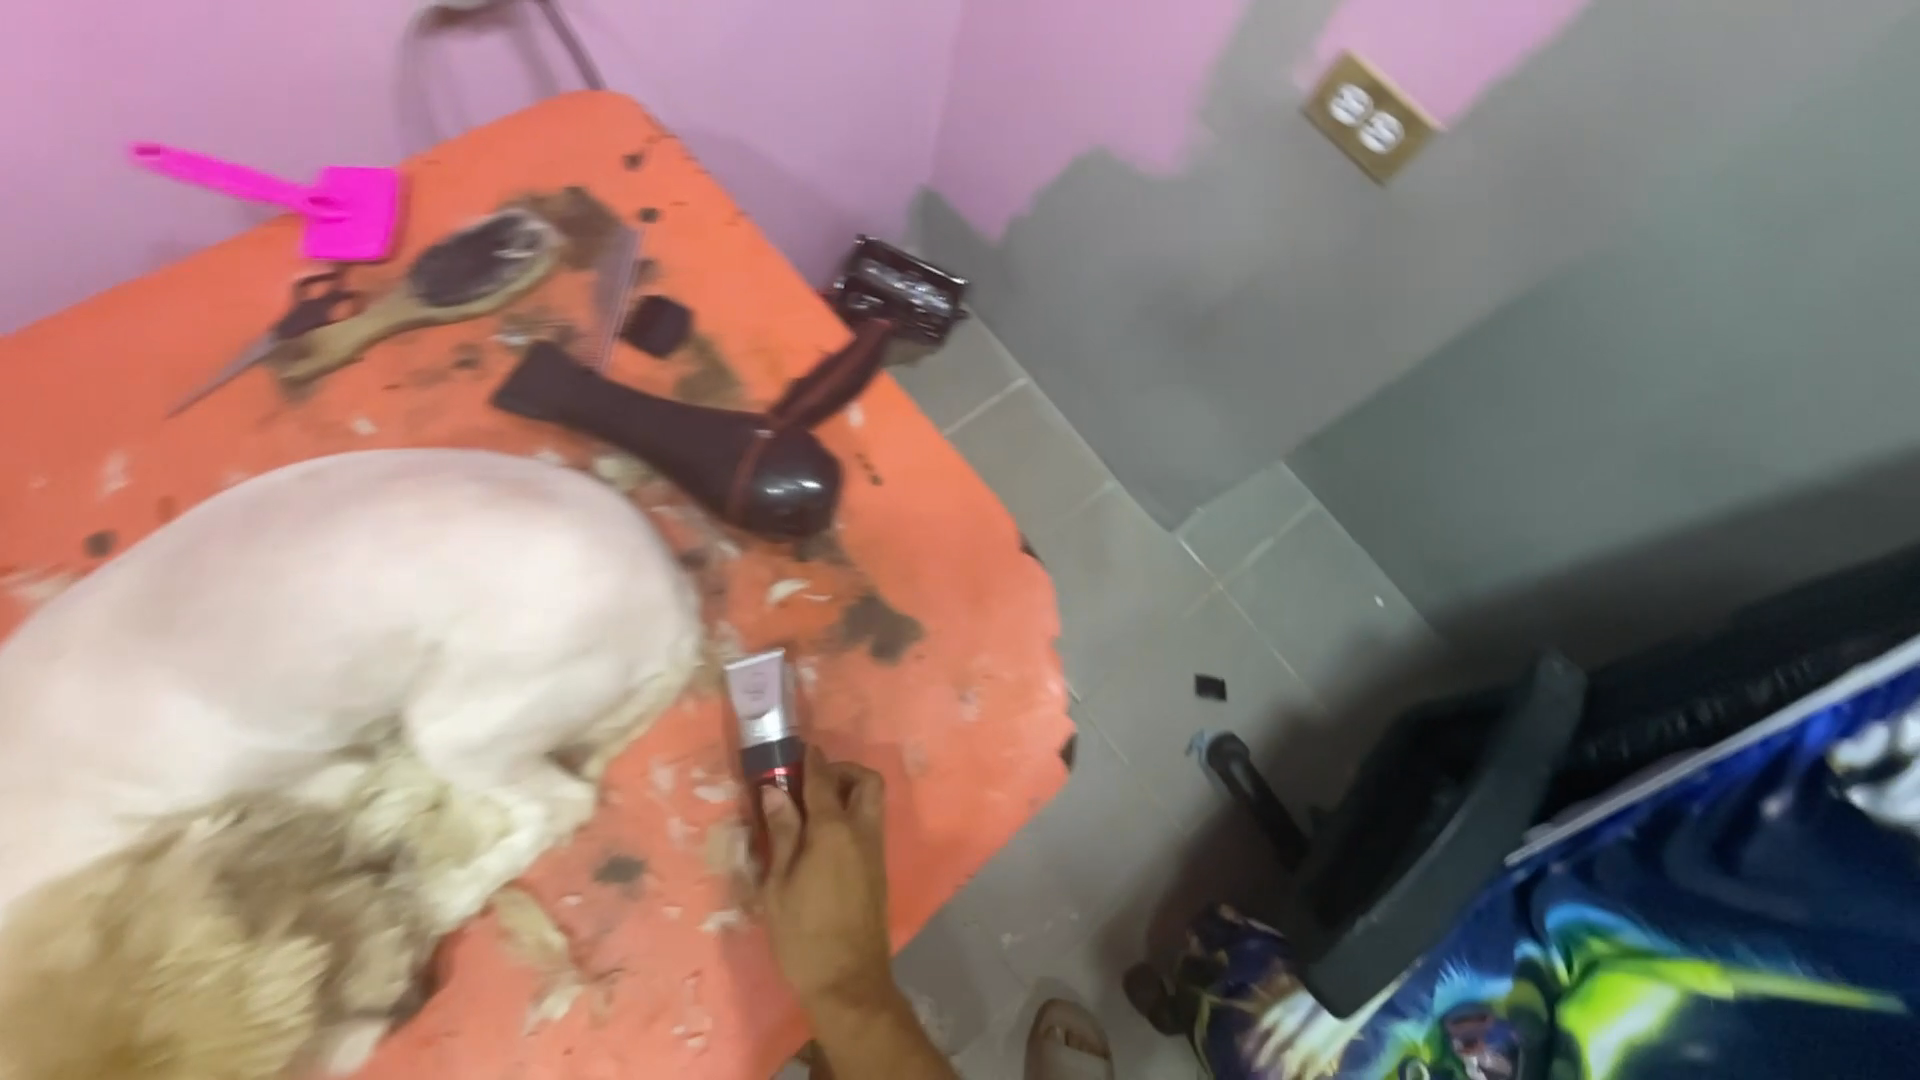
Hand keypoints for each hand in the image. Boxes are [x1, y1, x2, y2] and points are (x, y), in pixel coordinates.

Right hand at [760, 747, 892, 1011]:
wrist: (848, 981)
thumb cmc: (803, 935)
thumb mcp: (778, 884)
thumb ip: (781, 833)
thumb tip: (775, 791)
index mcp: (834, 830)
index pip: (823, 780)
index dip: (811, 760)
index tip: (798, 750)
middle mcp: (862, 831)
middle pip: (866, 781)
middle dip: (842, 771)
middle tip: (810, 782)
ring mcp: (875, 850)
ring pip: (872, 802)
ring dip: (849, 793)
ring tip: (811, 810)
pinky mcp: (878, 869)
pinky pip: (869, 825)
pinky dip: (852, 816)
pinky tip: (822, 838)